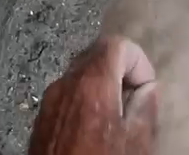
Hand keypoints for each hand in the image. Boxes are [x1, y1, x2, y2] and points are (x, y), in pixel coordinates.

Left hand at [28, 37, 157, 154]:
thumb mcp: (137, 144)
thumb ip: (145, 106)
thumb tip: (146, 87)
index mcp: (92, 82)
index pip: (118, 44)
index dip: (139, 62)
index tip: (147, 90)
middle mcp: (66, 81)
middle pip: (97, 54)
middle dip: (120, 70)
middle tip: (135, 101)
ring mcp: (50, 99)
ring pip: (81, 73)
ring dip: (102, 85)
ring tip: (116, 119)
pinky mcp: (41, 118)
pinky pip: (68, 94)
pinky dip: (84, 100)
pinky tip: (93, 131)